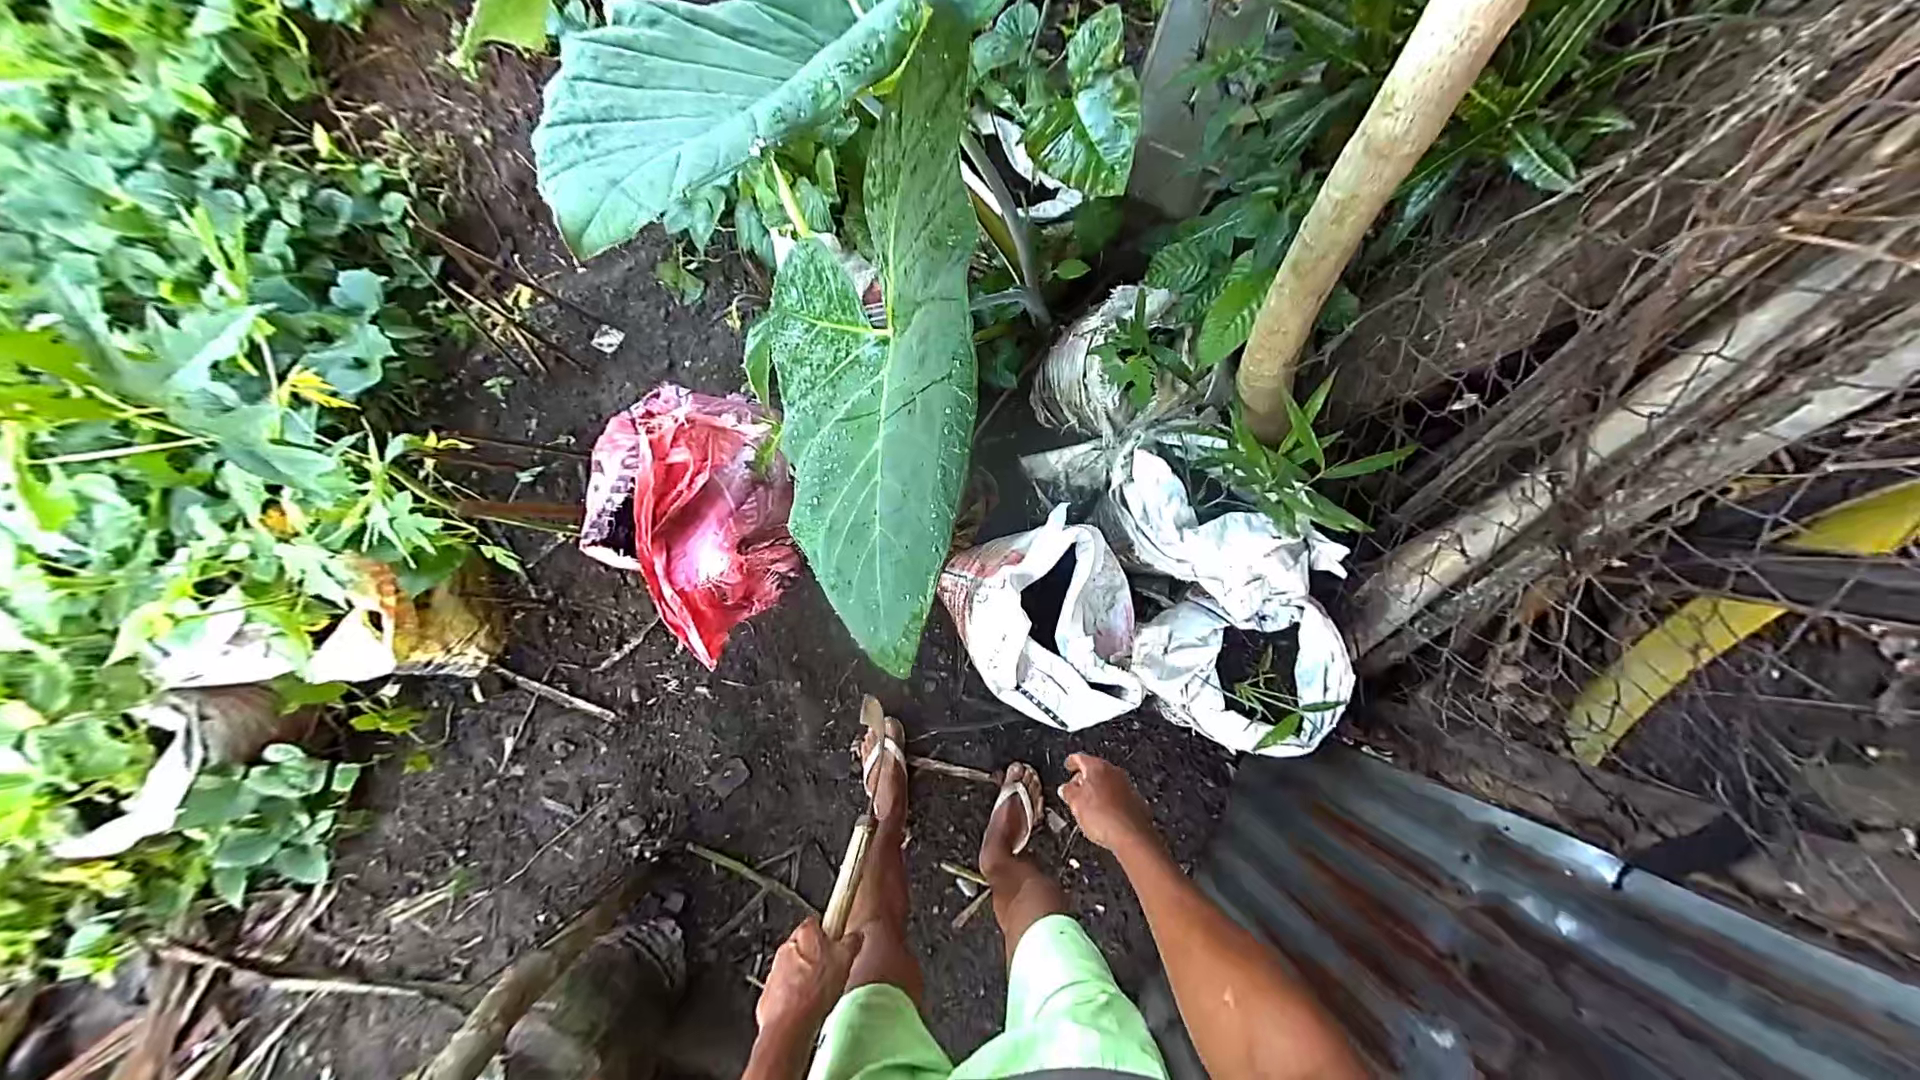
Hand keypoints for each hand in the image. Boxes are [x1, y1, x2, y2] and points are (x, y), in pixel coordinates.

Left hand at [755, 916, 862, 1036]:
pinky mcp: (767, 995)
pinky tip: (804, 1007)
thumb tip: (856, 936)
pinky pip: (783, 990)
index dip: (827, 933)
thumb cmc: (815, 989)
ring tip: (818, 993)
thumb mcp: (845, 959)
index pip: (816, 921)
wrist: (790, 1026)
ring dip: (802, 977)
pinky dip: (792, 997)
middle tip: (829, 970)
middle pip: (803, 945)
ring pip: (793, 968)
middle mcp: (786, 947)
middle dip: (815, 956)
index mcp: (805, 932)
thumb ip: (852, 942)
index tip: (834, 943)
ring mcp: (774, 971)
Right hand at [1059, 753, 1159, 855]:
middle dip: (1085, 779)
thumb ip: (1068, 792)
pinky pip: (1119, 797)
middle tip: (1075, 790)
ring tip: (1089, 807)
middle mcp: (1114, 772)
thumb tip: (1066, 789)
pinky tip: (1105, 815)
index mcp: (1097, 767)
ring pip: (1108, 783)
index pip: (1080, 758)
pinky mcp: (1136, 801)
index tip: (1069, 765)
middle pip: (1095, 770)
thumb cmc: (1104, 817)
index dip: (1072, 762)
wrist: (1132, 836)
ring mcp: (1127, 786)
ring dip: (1098, 792)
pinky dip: (1111, 802)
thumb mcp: (1075, 803)